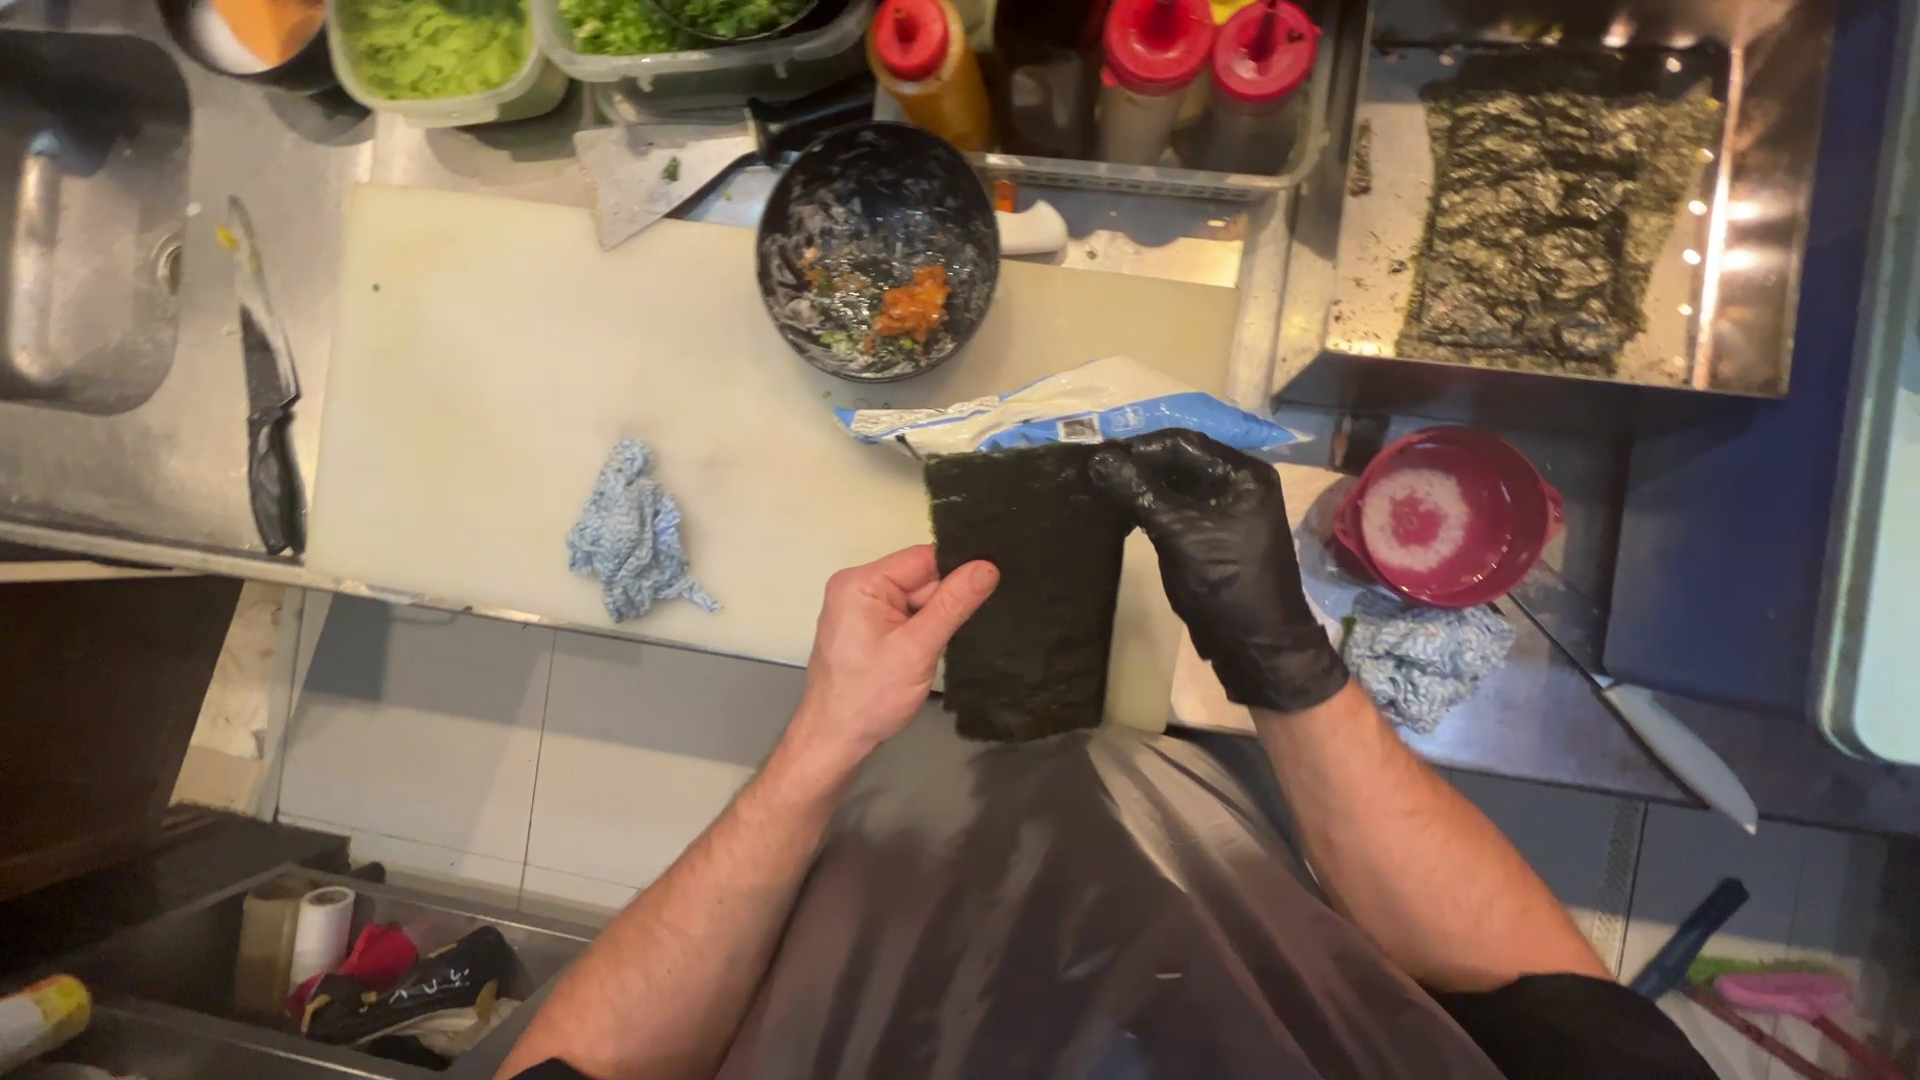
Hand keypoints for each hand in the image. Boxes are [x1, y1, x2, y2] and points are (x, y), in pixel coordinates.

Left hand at [787, 545, 998, 766]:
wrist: (836, 741)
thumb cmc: (872, 696)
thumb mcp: (918, 648)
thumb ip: (953, 604)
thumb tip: (989, 566)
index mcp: (861, 582)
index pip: (923, 559)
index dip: (958, 569)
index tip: (995, 579)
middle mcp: (857, 586)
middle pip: (920, 577)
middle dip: (947, 599)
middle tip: (982, 617)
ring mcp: (861, 608)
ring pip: (917, 598)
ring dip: (937, 616)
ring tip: (961, 634)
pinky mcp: (868, 628)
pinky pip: (906, 614)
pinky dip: (925, 628)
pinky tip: (938, 643)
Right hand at [1090, 430, 1347, 713]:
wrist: (1256, 646)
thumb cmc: (1224, 584)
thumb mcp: (1178, 533)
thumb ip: (1138, 491)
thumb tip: (1095, 458)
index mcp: (1241, 474)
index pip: (1181, 442)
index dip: (1137, 447)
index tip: (1096, 458)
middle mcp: (1237, 483)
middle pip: (1178, 460)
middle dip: (1136, 466)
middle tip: (1093, 476)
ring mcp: (1226, 510)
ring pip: (1175, 485)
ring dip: (1140, 487)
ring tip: (1101, 494)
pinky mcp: (1212, 534)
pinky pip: (1176, 508)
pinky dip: (1149, 508)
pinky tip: (1122, 516)